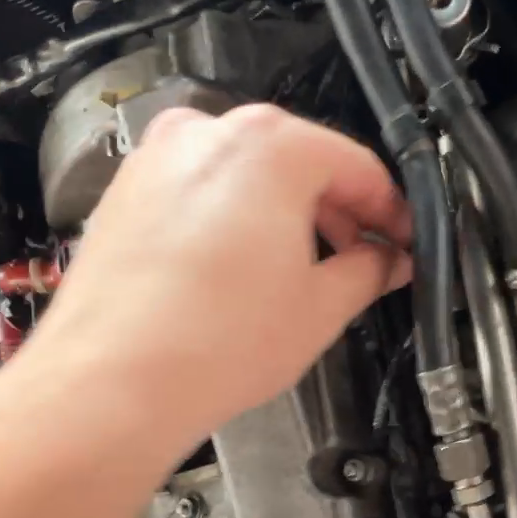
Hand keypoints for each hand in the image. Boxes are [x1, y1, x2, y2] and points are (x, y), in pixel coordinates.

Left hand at [27, 104, 411, 438]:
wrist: (115, 382)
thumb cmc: (212, 344)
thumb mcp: (322, 307)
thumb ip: (370, 271)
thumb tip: (388, 261)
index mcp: (269, 148)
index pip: (357, 167)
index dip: (390, 211)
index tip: (401, 240)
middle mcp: (208, 135)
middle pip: (301, 163)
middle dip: (340, 213)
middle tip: (365, 258)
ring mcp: (160, 160)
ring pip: (250, 176)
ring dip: (290, 217)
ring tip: (308, 272)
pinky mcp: (130, 193)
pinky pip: (204, 193)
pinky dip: (239, 221)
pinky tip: (251, 273)